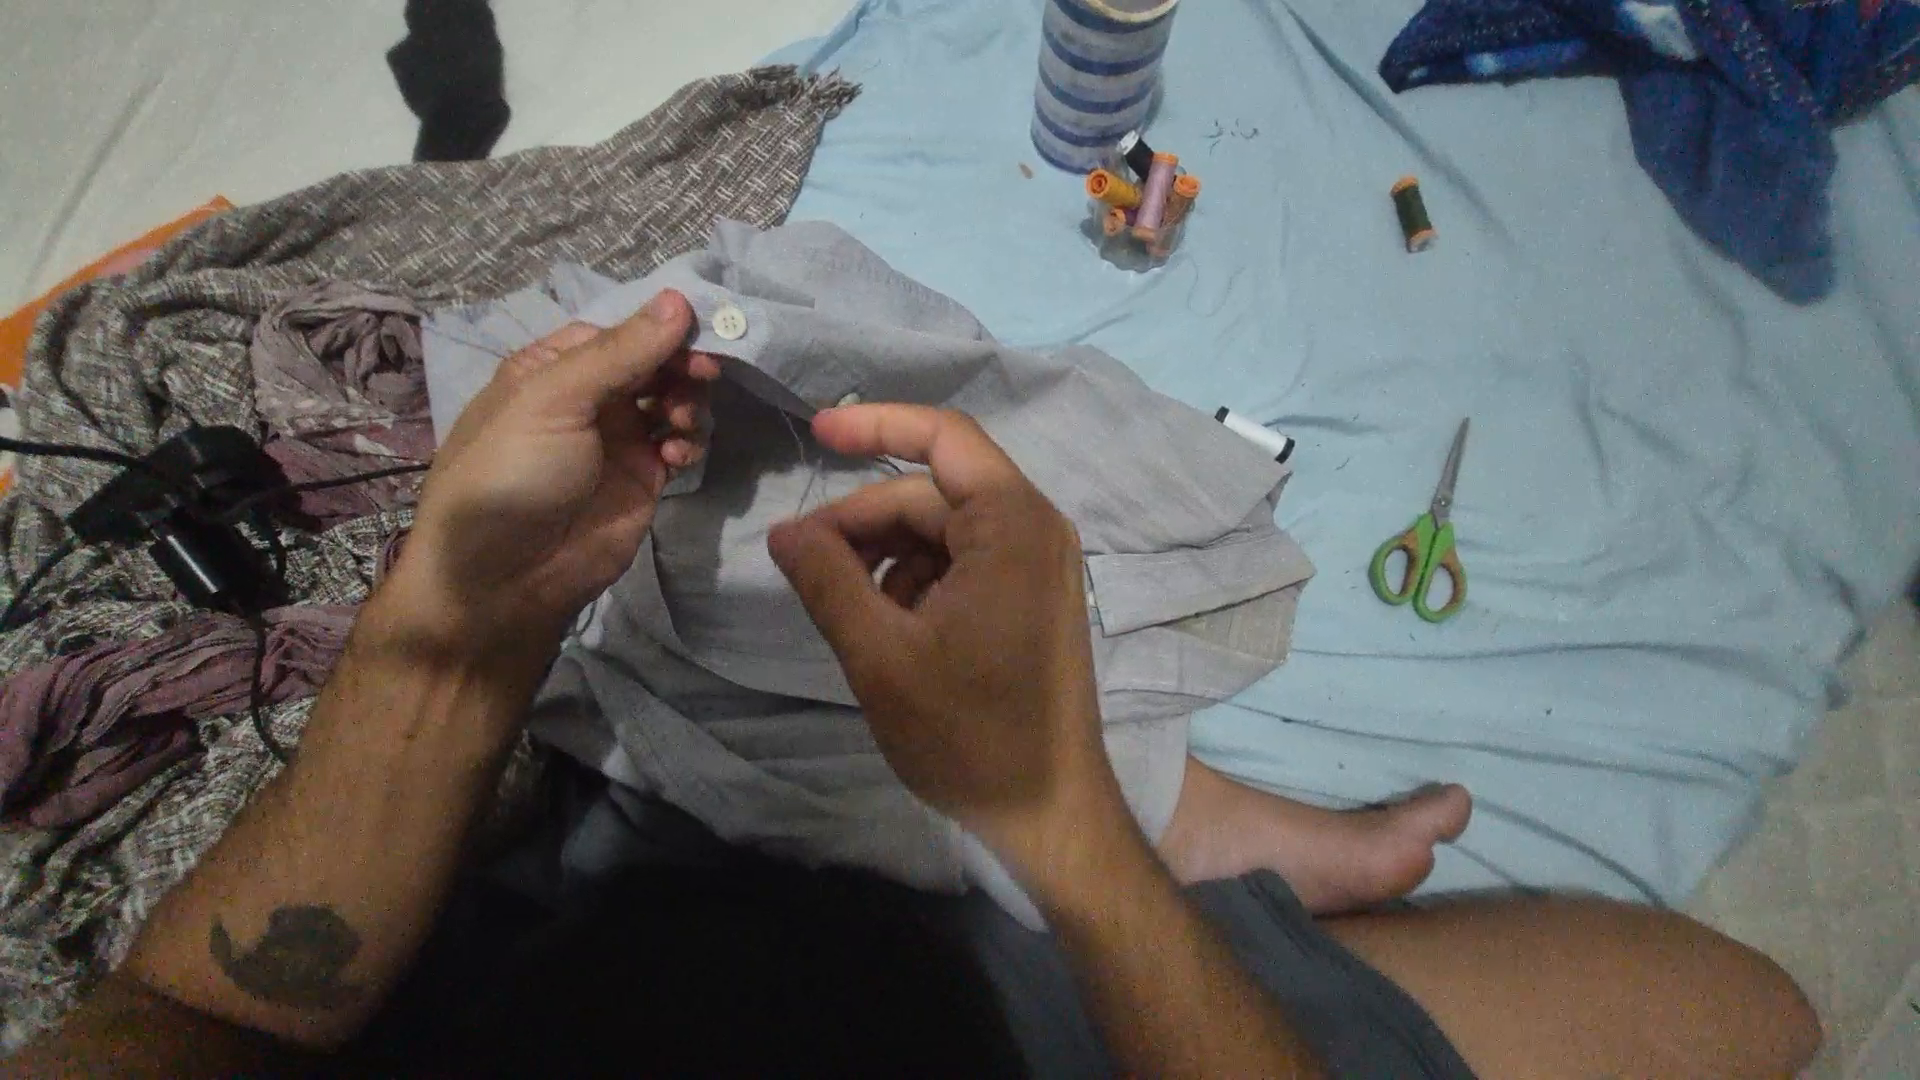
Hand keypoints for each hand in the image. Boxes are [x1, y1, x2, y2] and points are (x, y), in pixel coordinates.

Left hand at [393, 290, 717, 652]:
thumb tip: (680, 298)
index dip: (660, 331)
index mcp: (554, 368)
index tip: (698, 334)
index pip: (621, 332)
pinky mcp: (645, 480)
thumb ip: (622, 351)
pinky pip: (680, 446)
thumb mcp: (556, 400)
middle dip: (682, 367)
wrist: (508, 576)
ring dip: (687, 405)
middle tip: (704, 376)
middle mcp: (590, 399)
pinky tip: (677, 459)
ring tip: (680, 424)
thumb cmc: (514, 473)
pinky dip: (688, 445)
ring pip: (673, 403)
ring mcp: (620, 441)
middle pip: (654, 365)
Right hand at [767, 405, 1130, 879]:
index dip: (875, 424)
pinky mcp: (1030, 599)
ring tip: (849, 610)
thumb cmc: (969, 734)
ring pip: (942, 532)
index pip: (943, 437)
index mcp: (1013, 524)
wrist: (1050, 812)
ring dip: (887, 558)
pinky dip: (916, 582)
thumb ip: (827, 580)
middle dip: (865, 521)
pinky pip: (962, 564)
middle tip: (805, 564)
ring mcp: (1037, 566)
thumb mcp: (880, 655)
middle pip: (932, 494)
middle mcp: (1035, 529)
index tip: (816, 433)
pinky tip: (890, 629)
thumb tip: (783, 530)